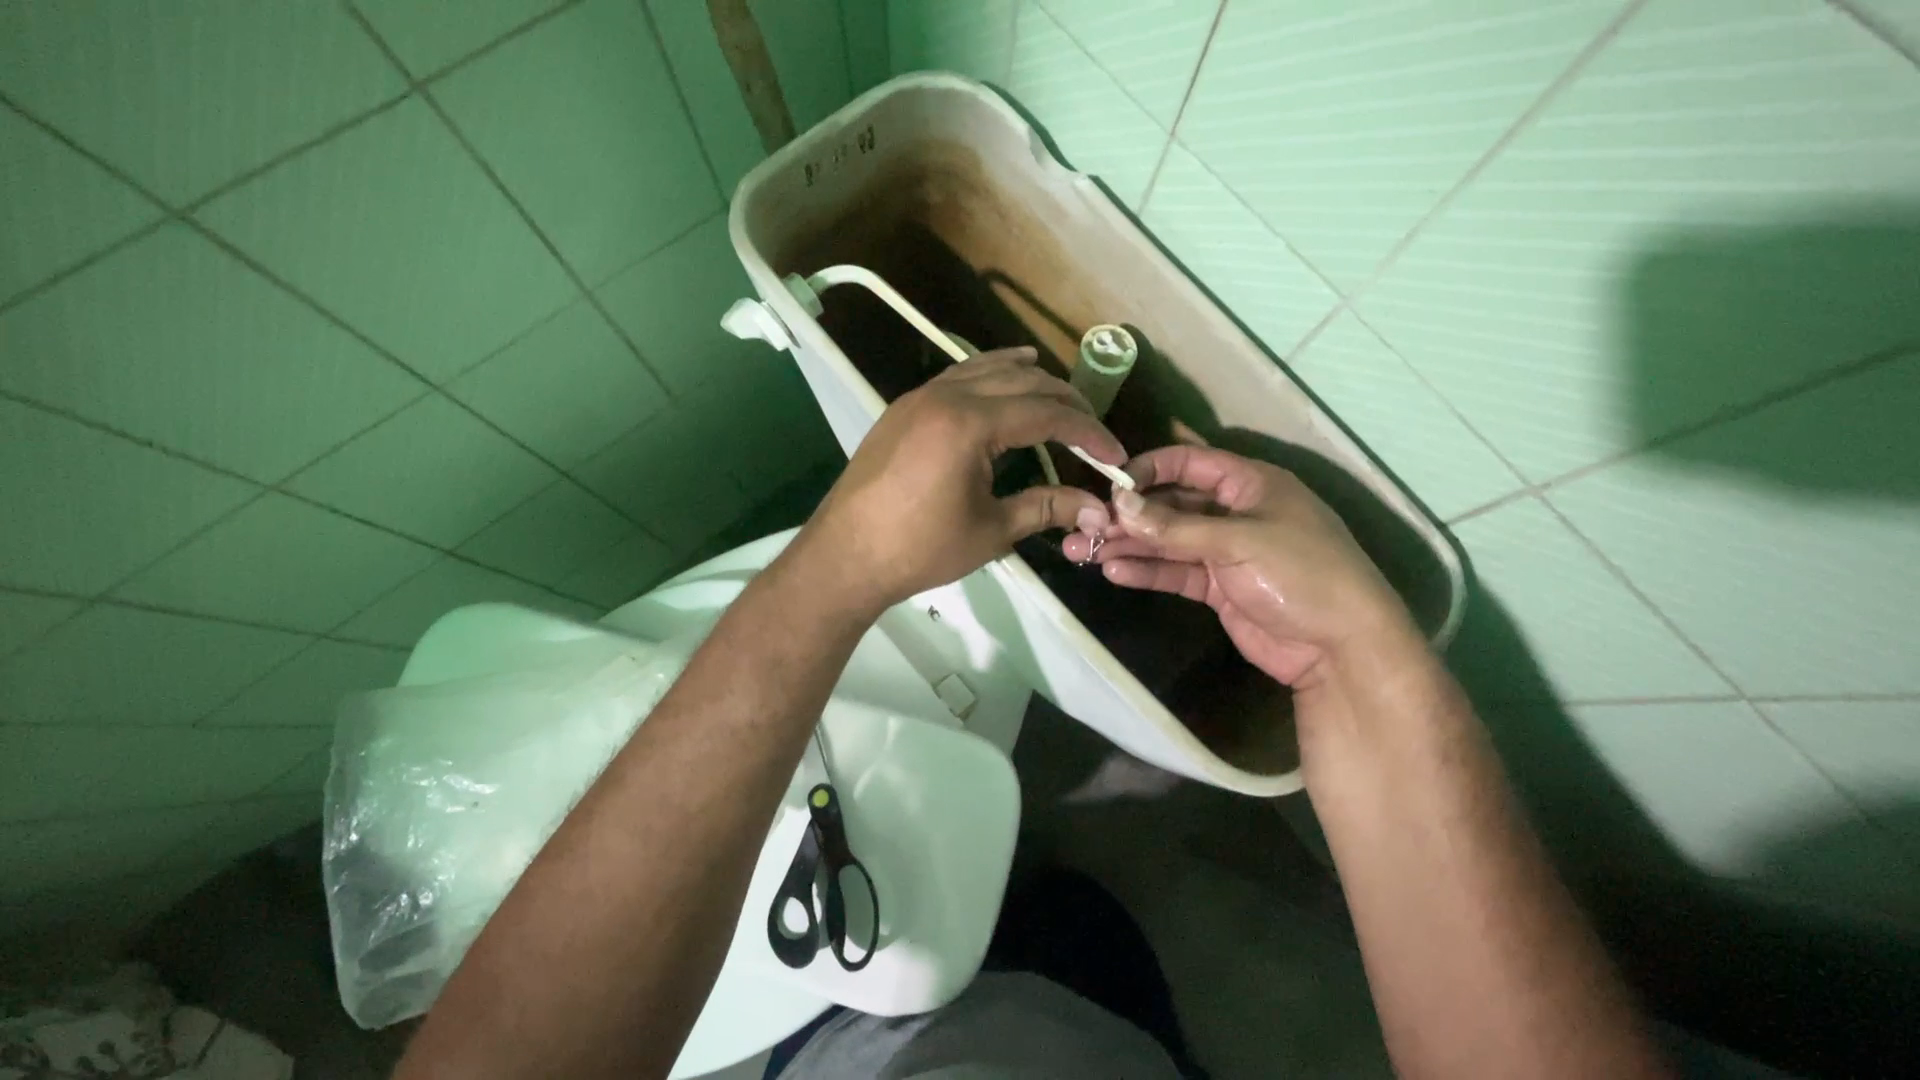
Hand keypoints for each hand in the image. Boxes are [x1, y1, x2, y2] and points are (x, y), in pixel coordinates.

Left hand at [794, 347, 1125, 615]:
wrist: (844, 556)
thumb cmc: (919, 549)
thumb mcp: (991, 530)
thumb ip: (1046, 507)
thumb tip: (1098, 510)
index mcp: (970, 423)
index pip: (1047, 414)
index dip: (1088, 433)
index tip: (1114, 456)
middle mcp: (947, 395)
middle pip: (1024, 382)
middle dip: (1066, 404)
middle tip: (1094, 435)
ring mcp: (921, 396)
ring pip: (990, 369)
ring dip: (1032, 381)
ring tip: (1064, 400)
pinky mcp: (905, 406)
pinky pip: (959, 375)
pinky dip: (992, 373)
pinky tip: (1008, 375)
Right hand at [1062, 445, 1417, 688]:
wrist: (1343, 648)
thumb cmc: (1302, 575)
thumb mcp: (1239, 542)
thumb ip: (1176, 527)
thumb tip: (1119, 504)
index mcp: (1250, 484)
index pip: (1188, 463)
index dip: (1147, 471)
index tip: (1108, 488)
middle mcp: (1235, 511)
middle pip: (1171, 504)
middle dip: (1128, 515)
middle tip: (1083, 526)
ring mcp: (1227, 551)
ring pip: (1167, 541)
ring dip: (1128, 545)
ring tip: (1081, 552)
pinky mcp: (1219, 588)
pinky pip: (1175, 572)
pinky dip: (1146, 571)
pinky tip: (1113, 572)